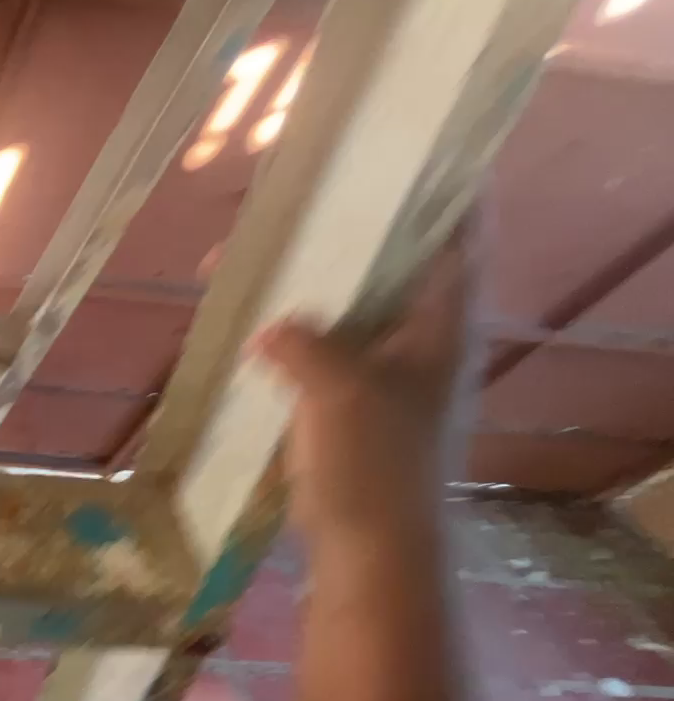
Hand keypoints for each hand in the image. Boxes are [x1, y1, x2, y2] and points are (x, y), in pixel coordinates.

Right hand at [251, 212, 483, 542]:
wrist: (373, 544)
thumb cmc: (374, 463)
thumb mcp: (339, 392)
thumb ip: (304, 344)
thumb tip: (270, 325)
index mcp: (441, 323)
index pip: (456, 234)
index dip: (437, 189)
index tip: (393, 156)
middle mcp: (419, 339)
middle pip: (386, 266)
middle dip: (336, 239)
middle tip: (280, 216)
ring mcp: (382, 374)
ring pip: (343, 310)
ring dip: (299, 291)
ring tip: (244, 271)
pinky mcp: (345, 405)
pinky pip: (314, 353)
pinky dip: (283, 337)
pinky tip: (243, 335)